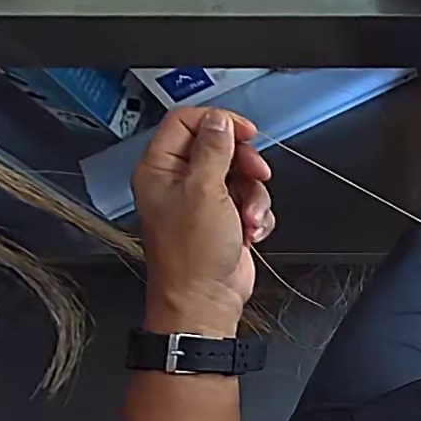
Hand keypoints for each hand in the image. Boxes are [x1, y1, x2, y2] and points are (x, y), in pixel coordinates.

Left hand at [132, 107, 273, 335]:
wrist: (207, 298)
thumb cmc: (193, 254)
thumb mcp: (204, 192)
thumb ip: (213, 151)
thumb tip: (219, 122)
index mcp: (161, 168)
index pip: (186, 124)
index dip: (218, 123)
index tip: (246, 132)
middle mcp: (181, 182)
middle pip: (221, 150)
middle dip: (245, 164)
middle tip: (258, 174)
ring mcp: (205, 202)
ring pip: (241, 178)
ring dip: (255, 197)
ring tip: (250, 218)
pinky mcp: (227, 221)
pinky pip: (251, 203)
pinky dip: (258, 216)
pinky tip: (252, 232)